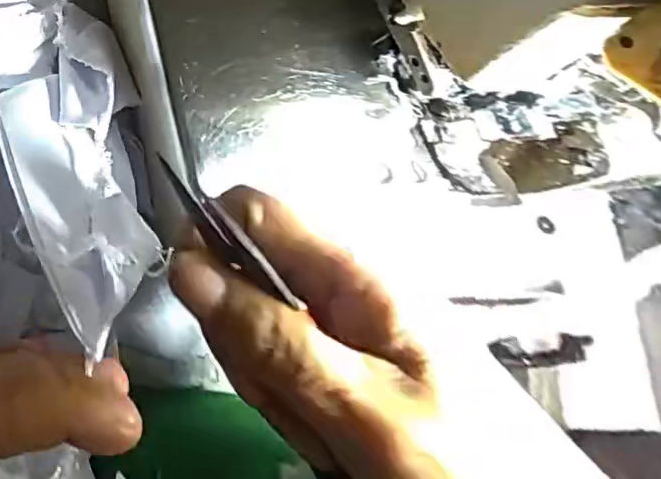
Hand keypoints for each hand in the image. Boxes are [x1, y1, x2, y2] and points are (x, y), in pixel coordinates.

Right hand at [168, 185, 448, 477]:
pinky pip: (270, 354)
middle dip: (237, 328)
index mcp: (355, 276)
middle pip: (238, 267)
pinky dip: (277, 392)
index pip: (250, 208)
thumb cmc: (473, 471)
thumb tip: (187, 269)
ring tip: (313, 423)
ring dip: (259, 369)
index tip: (195, 291)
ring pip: (247, 316)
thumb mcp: (367, 410)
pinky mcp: (336, 361)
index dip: (207, 235)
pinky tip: (318, 429)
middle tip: (278, 388)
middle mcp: (341, 289)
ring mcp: (338, 326)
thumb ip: (274, 338)